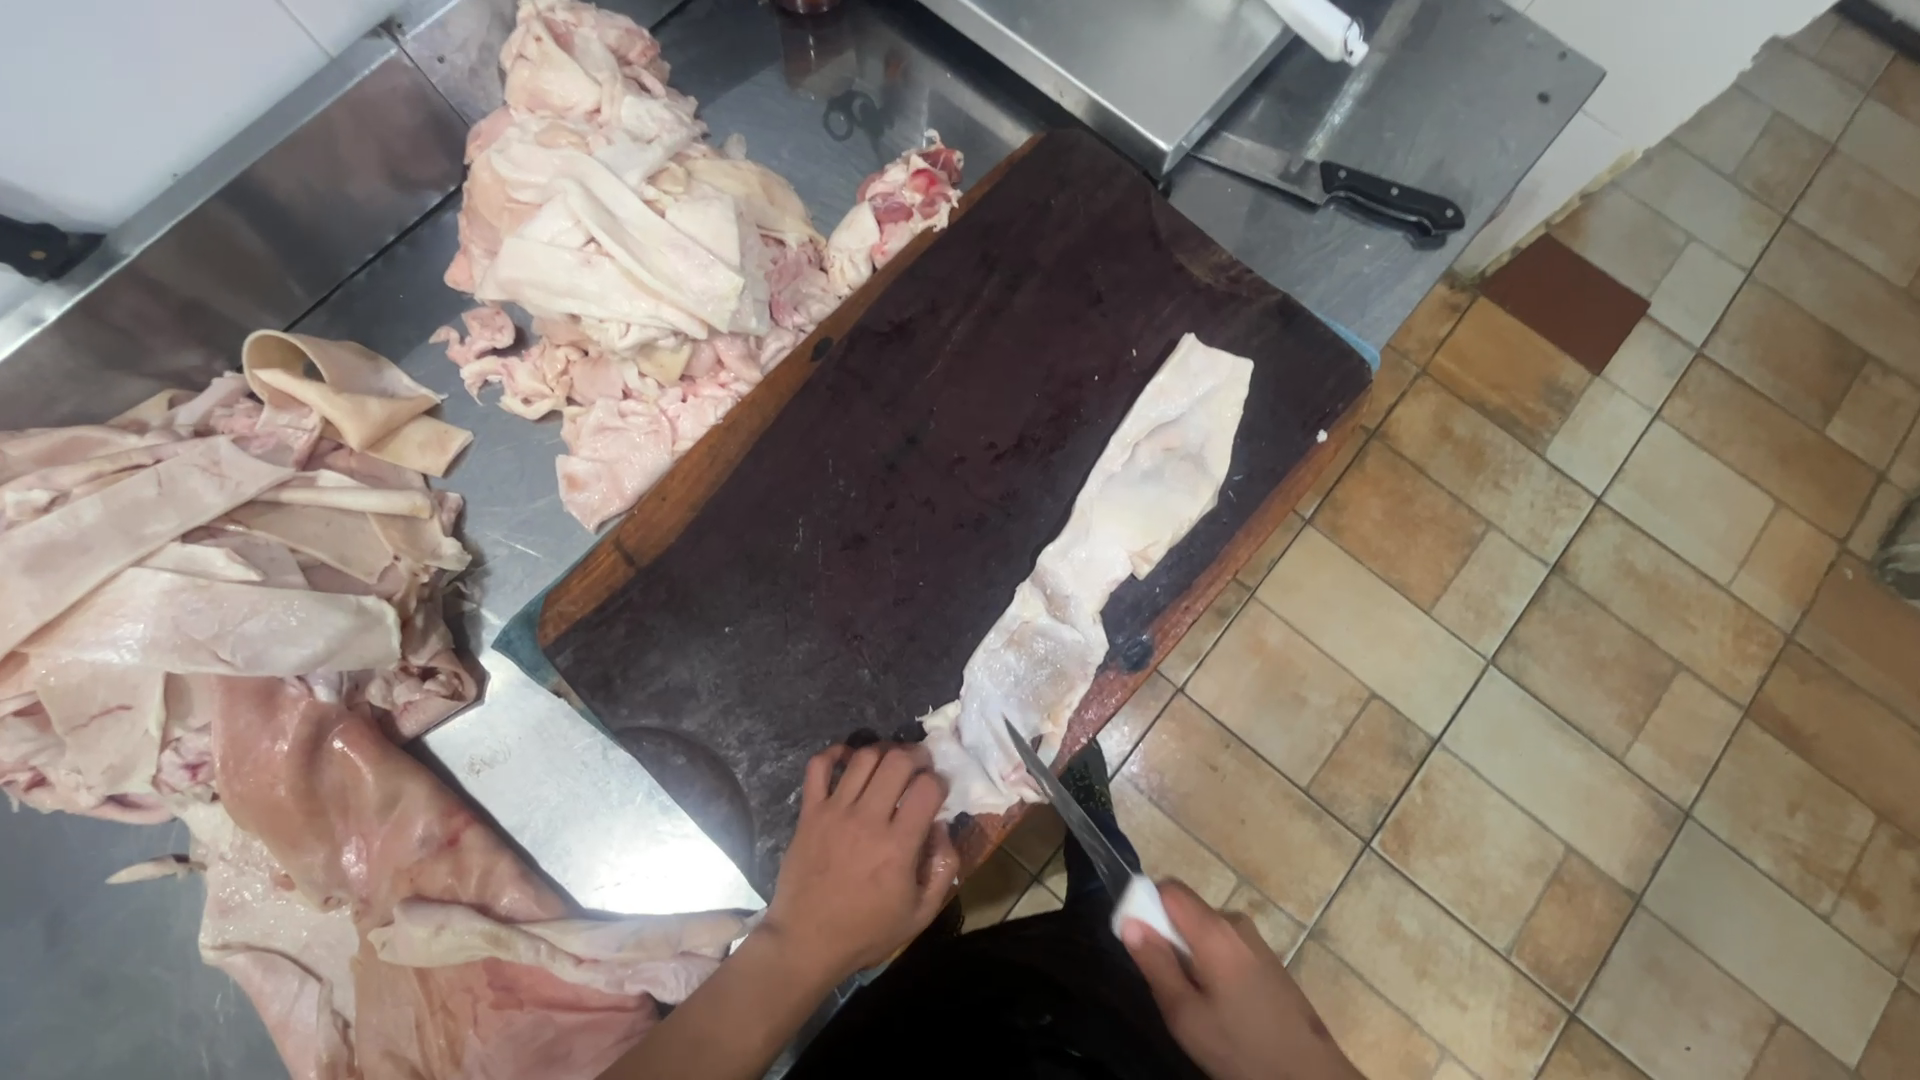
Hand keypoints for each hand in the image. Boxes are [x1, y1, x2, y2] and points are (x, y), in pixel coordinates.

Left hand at [760, 742, 958, 983]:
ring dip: (883, 751)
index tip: (940, 792)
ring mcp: (834, 812)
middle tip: (921, 766)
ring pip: (863, 758)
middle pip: (897, 761)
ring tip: (890, 762)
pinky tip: (847, 758)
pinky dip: (834, 754)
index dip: (940, 782)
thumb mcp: (920, 914)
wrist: (805, 943)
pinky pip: (818, 767)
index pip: (928, 788)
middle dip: (917, 756)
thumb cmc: (866, 931)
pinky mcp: (809, 813)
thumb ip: (943, 868)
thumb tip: (942, 827)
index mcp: (897, 846)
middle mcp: (867, 820)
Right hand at [1122, 880, 1361, 1079]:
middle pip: (1187, 910)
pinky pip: (1225, 946)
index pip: (1169, 888)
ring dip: (1191, 954)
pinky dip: (1213, 964)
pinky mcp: (1268, 960)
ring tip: (1197, 1003)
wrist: (1311, 1078)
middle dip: (1169, 937)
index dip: (1147, 905)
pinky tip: (1223, 1007)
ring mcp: (1256, 941)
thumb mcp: (1186, 1015)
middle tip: (1169, 984)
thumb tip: (1129, 921)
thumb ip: (1155, 964)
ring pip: (1205, 931)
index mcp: (1215, 931)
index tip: (1141, 941)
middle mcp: (1236, 924)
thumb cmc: (1242, 1047)